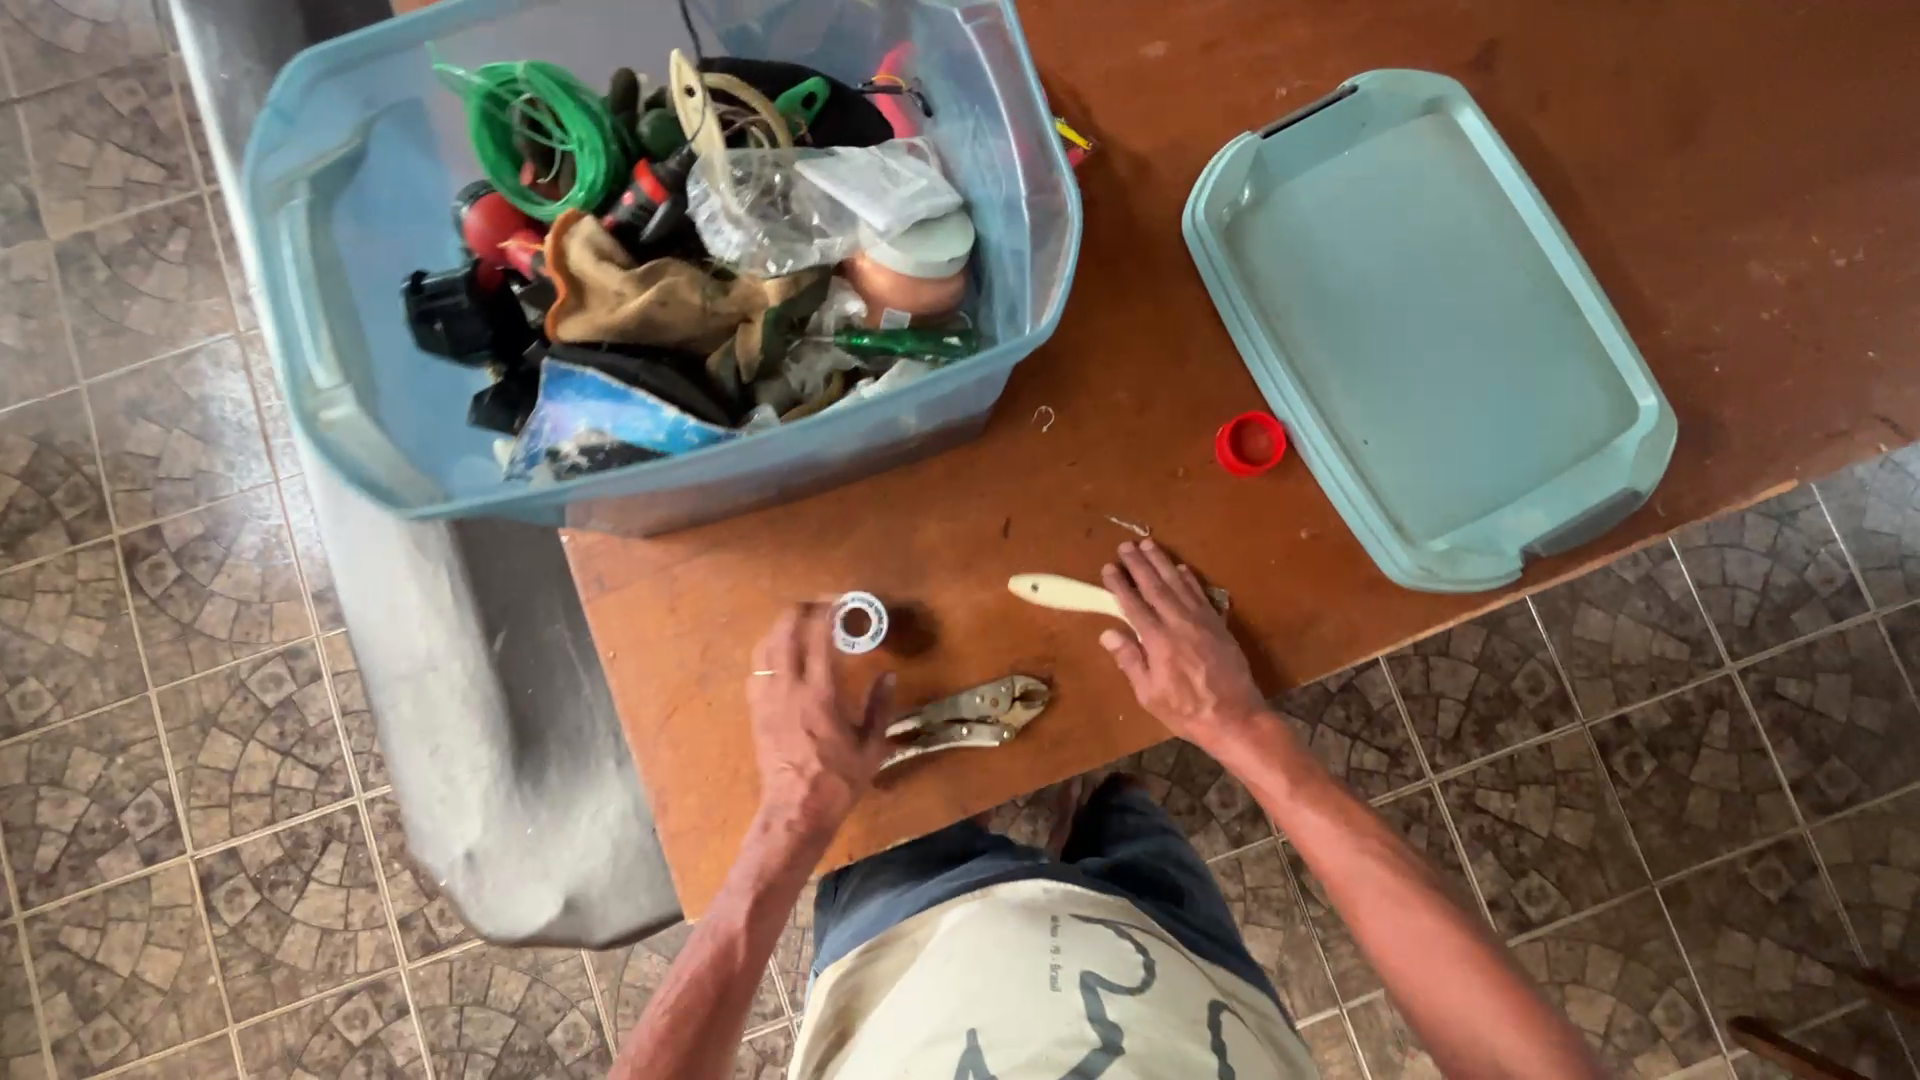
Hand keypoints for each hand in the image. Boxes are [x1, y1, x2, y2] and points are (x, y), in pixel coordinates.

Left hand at [747, 604, 895, 838]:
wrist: (796, 809)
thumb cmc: (838, 779)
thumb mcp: (871, 746)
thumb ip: (880, 706)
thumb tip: (888, 675)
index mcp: (820, 694)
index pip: (819, 638)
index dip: (828, 613)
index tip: (841, 602)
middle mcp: (788, 689)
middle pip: (785, 633)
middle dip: (801, 611)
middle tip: (819, 604)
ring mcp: (767, 698)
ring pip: (765, 647)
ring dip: (782, 627)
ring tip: (799, 622)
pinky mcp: (755, 710)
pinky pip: (756, 669)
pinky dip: (769, 651)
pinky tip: (781, 654)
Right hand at [1099, 541, 1271, 750]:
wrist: (1236, 718)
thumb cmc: (1186, 712)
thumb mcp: (1149, 694)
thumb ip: (1130, 661)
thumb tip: (1109, 633)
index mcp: (1158, 641)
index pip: (1133, 605)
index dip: (1120, 585)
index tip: (1109, 568)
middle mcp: (1179, 624)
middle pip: (1155, 587)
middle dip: (1139, 565)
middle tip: (1126, 546)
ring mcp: (1202, 622)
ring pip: (1178, 584)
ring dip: (1162, 563)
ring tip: (1149, 545)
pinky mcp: (1218, 625)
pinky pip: (1201, 594)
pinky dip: (1189, 579)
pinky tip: (1181, 569)